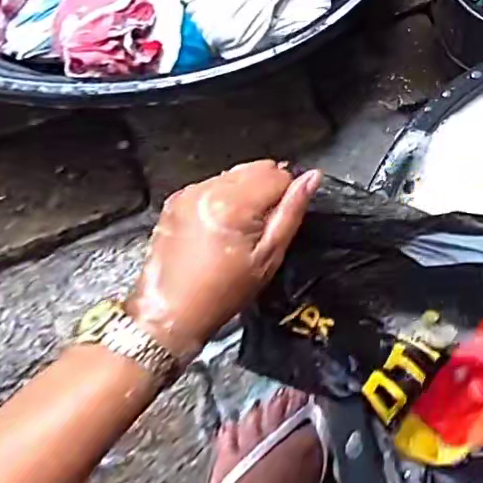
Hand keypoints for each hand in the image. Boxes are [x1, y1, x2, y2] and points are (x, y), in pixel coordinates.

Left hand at [125, 160, 320, 358]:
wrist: (170, 315)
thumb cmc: (220, 293)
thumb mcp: (268, 257)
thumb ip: (292, 211)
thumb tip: (312, 178)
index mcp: (234, 202)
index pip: (279, 174)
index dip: (285, 198)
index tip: (275, 224)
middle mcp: (210, 189)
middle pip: (257, 168)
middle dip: (265, 191)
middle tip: (257, 229)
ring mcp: (190, 193)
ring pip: (236, 173)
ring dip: (244, 192)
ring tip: (236, 230)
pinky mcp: (177, 200)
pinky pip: (213, 184)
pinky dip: (221, 198)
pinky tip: (217, 228)